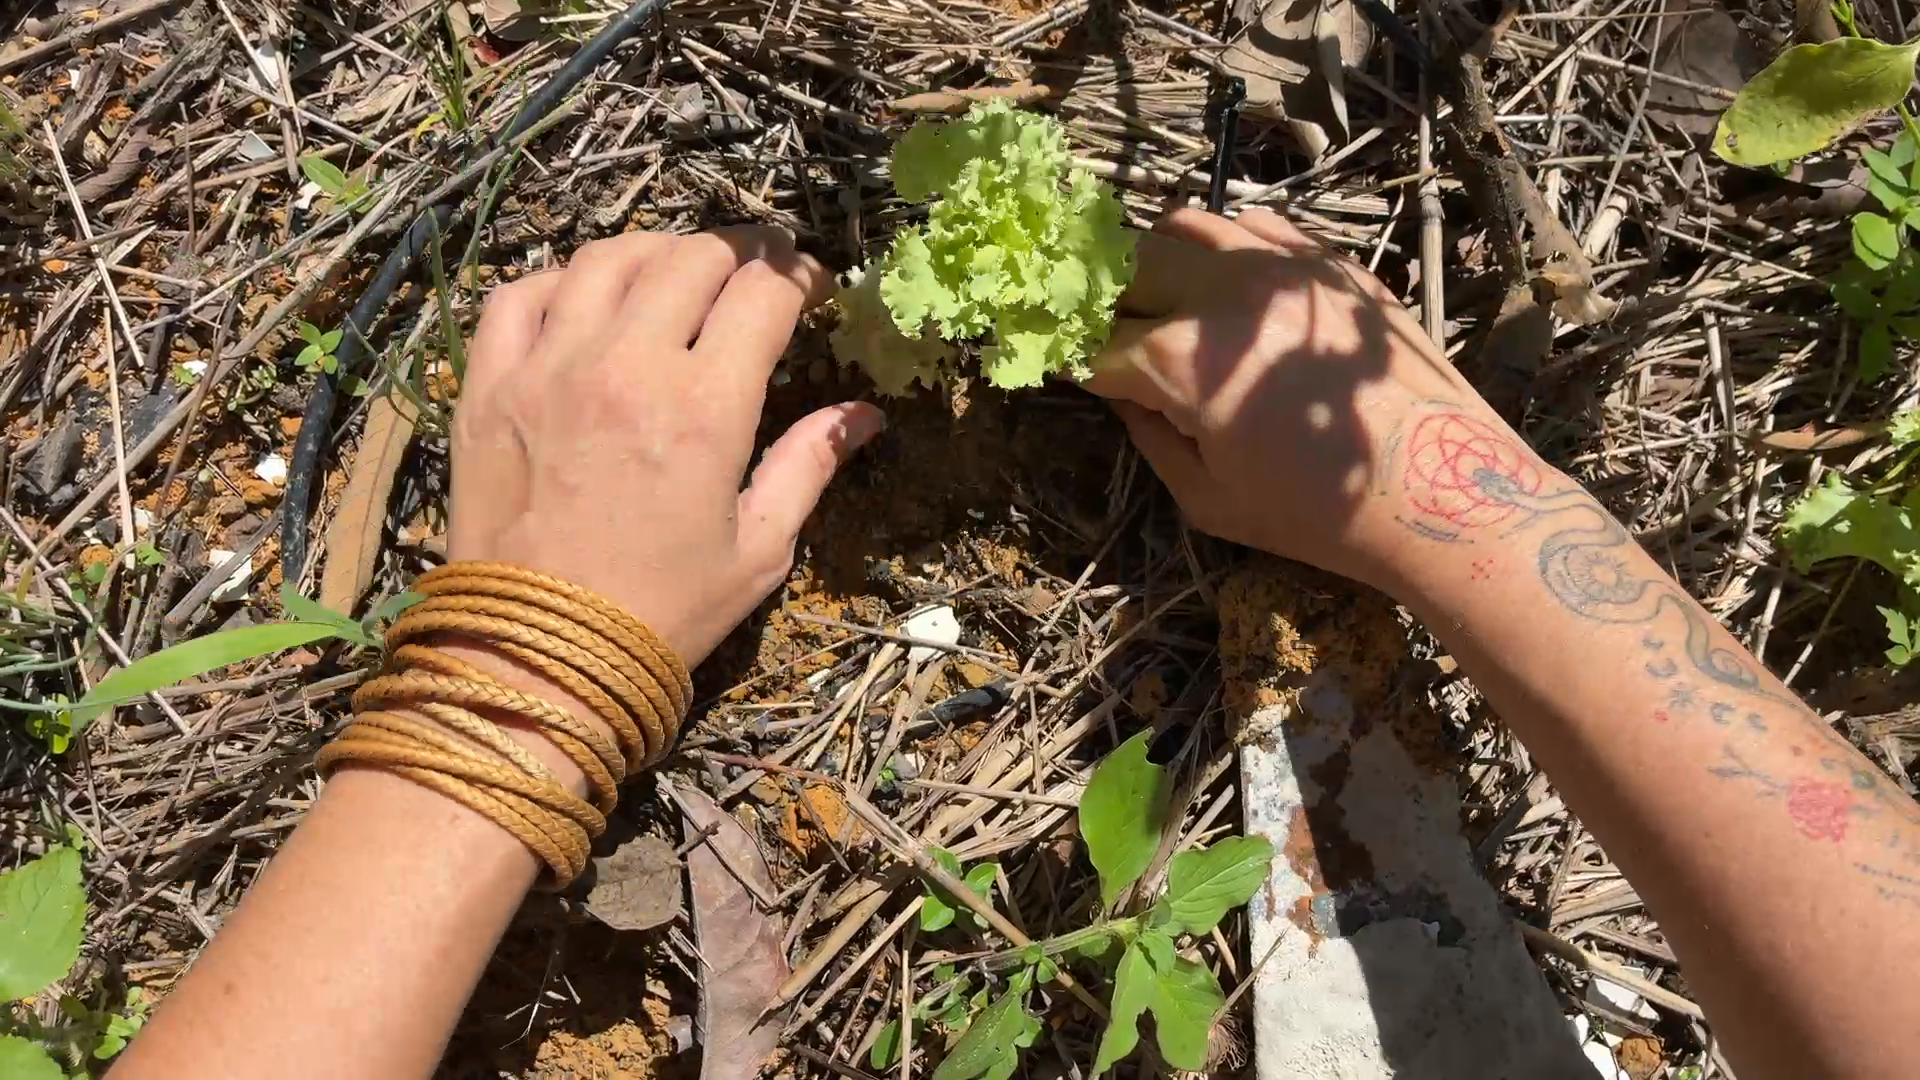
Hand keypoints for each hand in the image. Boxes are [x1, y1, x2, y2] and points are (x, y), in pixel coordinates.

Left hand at [448, 227, 883, 666]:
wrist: (542, 651)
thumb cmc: (668, 607)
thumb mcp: (762, 546)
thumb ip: (811, 464)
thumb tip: (865, 414)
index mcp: (705, 410)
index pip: (763, 296)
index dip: (801, 277)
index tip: (816, 286)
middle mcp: (626, 367)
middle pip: (692, 258)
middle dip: (743, 252)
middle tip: (763, 270)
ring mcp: (547, 366)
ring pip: (610, 257)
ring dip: (663, 251)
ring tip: (688, 271)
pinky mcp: (489, 382)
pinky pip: (525, 291)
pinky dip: (570, 278)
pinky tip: (595, 300)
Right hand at [1086, 208, 1487, 587]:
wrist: (1443, 490)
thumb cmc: (1313, 514)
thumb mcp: (1204, 497)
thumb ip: (1145, 434)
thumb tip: (1118, 392)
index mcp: (1183, 362)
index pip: (1095, 347)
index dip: (1065, 359)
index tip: (1053, 364)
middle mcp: (1223, 293)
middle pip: (1123, 265)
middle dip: (1095, 298)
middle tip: (1093, 330)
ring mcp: (1280, 265)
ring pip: (1181, 226)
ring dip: (1150, 263)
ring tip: (1151, 303)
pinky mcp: (1326, 262)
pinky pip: (1248, 226)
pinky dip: (1215, 250)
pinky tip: (1218, 289)